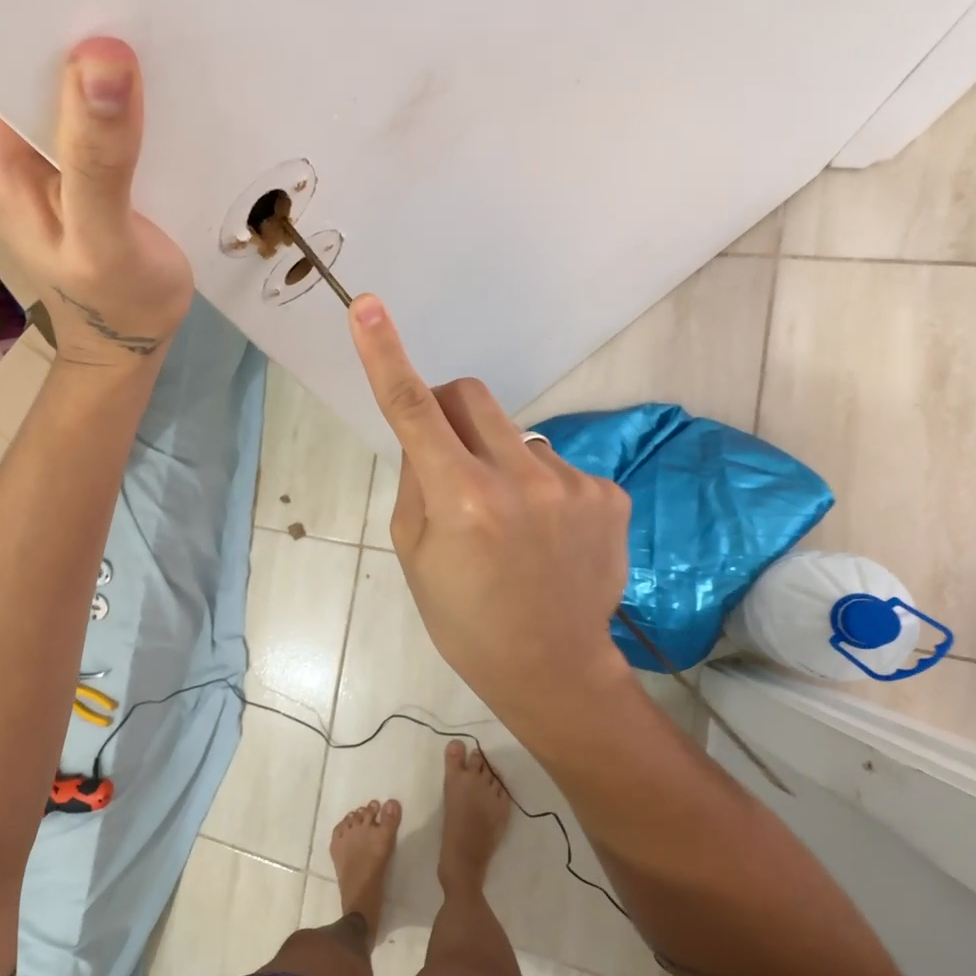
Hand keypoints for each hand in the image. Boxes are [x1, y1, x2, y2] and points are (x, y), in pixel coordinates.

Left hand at [0, 37, 193, 368]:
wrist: (128, 339)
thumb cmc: (120, 300)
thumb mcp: (107, 240)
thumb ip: (98, 160)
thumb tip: (100, 58)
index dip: (25, 23)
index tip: (84, 6)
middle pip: (13, 62)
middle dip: (63, 36)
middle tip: (125, 18)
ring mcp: (26, 155)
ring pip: (46, 79)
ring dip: (89, 60)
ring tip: (139, 45)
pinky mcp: (59, 158)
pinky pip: (75, 103)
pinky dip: (105, 90)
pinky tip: (140, 86)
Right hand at [348, 294, 633, 708]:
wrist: (553, 668)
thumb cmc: (463, 618)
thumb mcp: (414, 553)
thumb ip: (415, 481)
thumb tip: (427, 435)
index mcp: (461, 499)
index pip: (412, 410)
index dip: (384, 355)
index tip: (367, 307)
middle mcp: (518, 479)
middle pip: (470, 395)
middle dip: (448, 411)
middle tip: (447, 459)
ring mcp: (572, 483)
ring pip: (514, 433)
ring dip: (497, 457)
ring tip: (508, 519)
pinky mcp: (608, 493)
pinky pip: (554, 462)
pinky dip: (537, 484)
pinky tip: (546, 532)